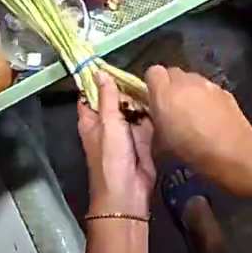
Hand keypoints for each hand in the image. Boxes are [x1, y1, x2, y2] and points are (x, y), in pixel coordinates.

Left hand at [77, 77, 155, 218]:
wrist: (128, 192)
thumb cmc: (110, 157)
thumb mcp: (108, 123)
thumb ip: (107, 98)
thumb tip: (98, 71)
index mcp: (90, 120)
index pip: (89, 94)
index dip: (96, 79)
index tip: (107, 61)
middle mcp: (107, 124)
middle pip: (115, 99)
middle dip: (125, 87)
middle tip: (139, 68)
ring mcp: (125, 132)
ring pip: (133, 108)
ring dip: (141, 98)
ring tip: (154, 78)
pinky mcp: (142, 139)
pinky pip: (147, 121)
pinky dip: (152, 112)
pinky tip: (162, 96)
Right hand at [143, 66, 251, 190]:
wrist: (232, 152)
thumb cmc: (191, 150)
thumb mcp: (161, 145)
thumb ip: (155, 126)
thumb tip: (157, 122)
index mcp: (164, 93)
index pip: (152, 72)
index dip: (153, 85)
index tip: (156, 100)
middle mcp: (185, 82)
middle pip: (173, 73)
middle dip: (172, 86)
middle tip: (174, 108)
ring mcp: (207, 84)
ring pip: (193, 80)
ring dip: (190, 92)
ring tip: (196, 114)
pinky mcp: (225, 91)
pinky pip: (210, 90)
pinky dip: (208, 99)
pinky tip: (213, 118)